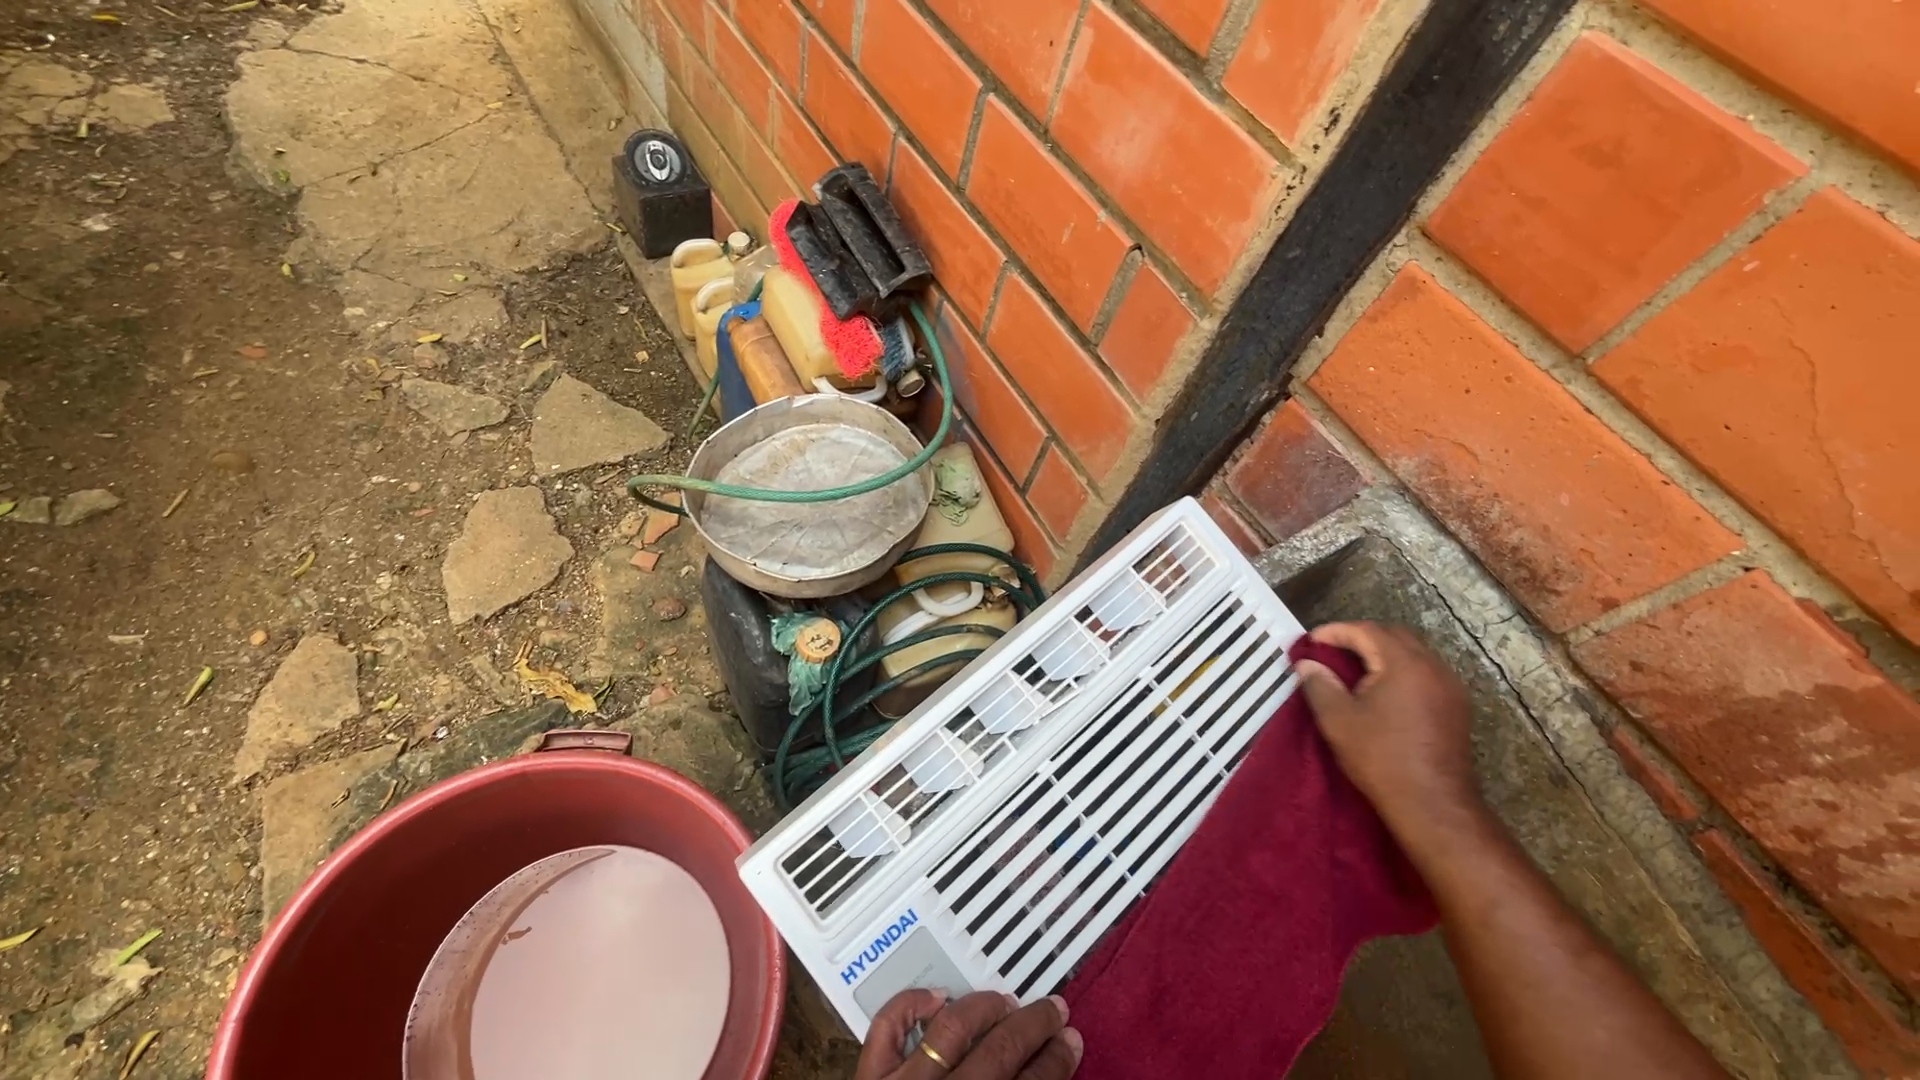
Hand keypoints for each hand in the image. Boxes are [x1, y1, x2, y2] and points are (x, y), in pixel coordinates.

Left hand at [854, 989, 1081, 1079]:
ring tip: (1006, 1002)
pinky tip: (936, 998)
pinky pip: (887, 1028)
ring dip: (986, 1008)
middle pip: (1000, 1051)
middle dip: (1034, 1027)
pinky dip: (910, 1005)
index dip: (1056, 1061)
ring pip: (952, 1028)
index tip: (1069, 1043)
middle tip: (1053, 1013)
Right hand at [1294, 622, 1482, 838]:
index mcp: (1404, 664)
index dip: (1336, 631)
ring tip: (1355, 669)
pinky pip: (1426, 672)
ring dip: (1383, 653)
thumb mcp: (1338, 720)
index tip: (1312, 642)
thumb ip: (1319, 685)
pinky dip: (1401, 670)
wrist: (1432, 803)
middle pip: (1394, 636)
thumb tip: (1307, 664)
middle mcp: (1434, 667)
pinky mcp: (1457, 706)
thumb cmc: (1380, 757)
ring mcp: (1450, 686)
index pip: (1367, 631)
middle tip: (1332, 651)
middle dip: (1361, 637)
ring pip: (1414, 653)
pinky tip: (1383, 690)